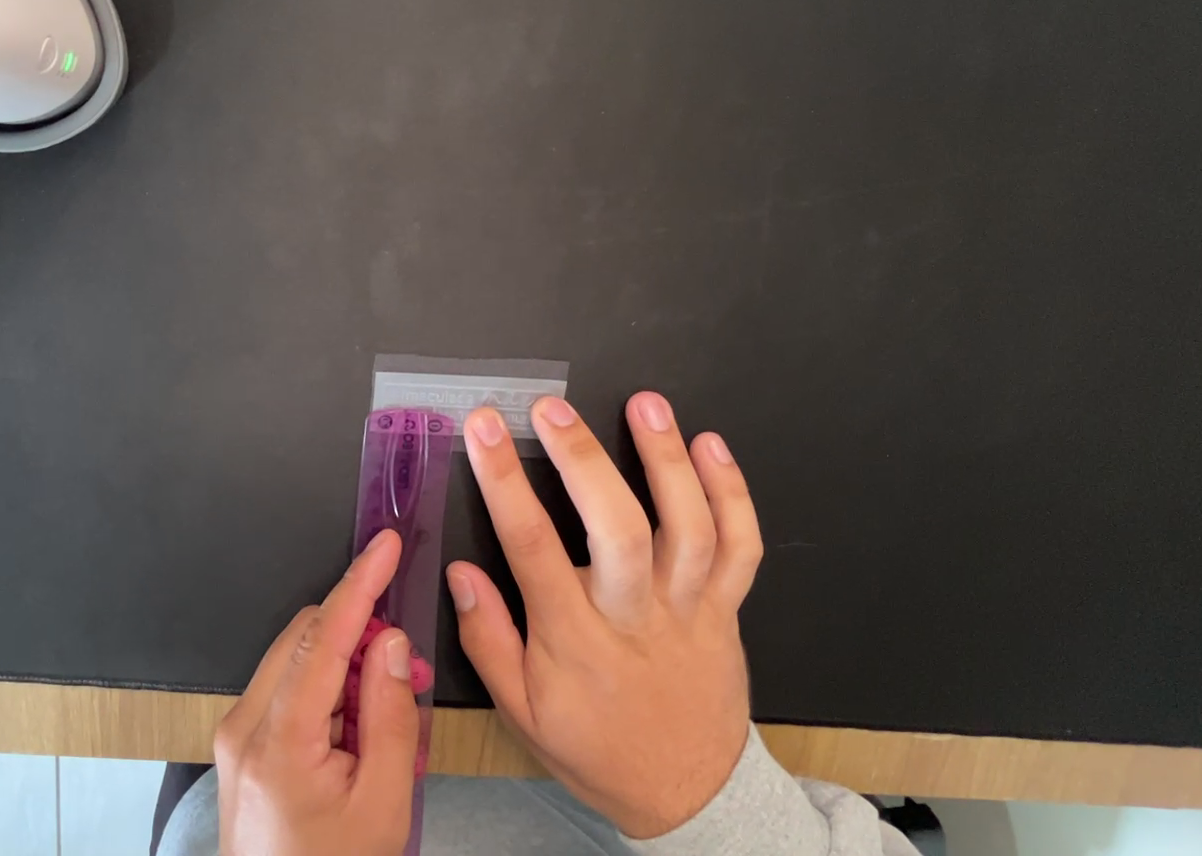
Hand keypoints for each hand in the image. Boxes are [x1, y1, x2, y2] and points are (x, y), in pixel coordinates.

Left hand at [215, 529, 422, 855]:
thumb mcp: (383, 804)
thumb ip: (391, 714)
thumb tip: (390, 641)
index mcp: (278, 738)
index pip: (324, 635)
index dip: (360, 582)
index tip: (386, 544)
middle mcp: (244, 722)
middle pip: (306, 638)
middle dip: (360, 634)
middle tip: (407, 668)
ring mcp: (235, 730)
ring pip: (298, 658)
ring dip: (346, 666)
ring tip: (386, 714)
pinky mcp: (240, 740)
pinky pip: (288, 686)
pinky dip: (328, 690)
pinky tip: (357, 731)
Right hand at [447, 392, 762, 838]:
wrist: (692, 798)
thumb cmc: (596, 749)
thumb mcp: (522, 712)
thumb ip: (489, 639)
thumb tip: (461, 572)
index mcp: (575, 641)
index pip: (531, 547)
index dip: (504, 481)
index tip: (483, 429)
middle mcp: (635, 617)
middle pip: (616, 528)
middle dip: (583, 460)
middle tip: (552, 408)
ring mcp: (690, 610)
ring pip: (688, 528)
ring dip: (667, 460)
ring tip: (645, 404)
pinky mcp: (727, 609)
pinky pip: (740, 548)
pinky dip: (732, 493)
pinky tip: (711, 446)